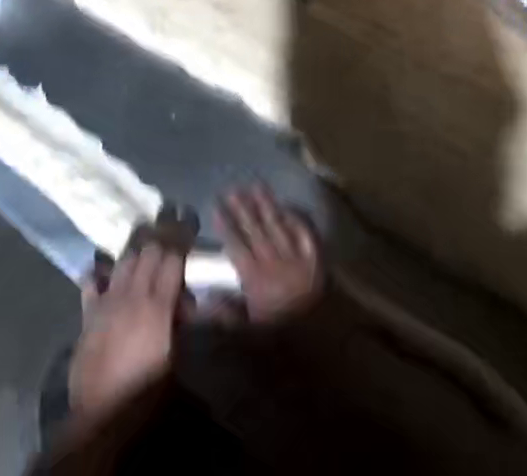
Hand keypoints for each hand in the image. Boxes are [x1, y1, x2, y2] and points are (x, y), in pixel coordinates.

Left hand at [68, 241, 184, 419]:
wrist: (104, 414)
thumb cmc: (148, 389)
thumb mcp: (178, 356)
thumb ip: (184, 323)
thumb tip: (188, 302)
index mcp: (157, 305)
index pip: (172, 259)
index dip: (182, 239)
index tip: (190, 224)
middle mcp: (131, 295)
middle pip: (147, 252)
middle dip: (161, 236)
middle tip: (171, 224)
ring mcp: (107, 302)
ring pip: (122, 261)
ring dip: (136, 249)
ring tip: (145, 237)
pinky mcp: (88, 315)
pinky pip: (92, 283)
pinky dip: (100, 272)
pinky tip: (103, 268)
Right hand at [217, 185, 321, 325]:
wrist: (321, 339)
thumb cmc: (279, 334)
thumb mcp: (248, 330)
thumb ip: (226, 311)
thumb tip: (206, 293)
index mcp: (256, 280)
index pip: (236, 246)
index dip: (226, 225)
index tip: (216, 207)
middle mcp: (274, 263)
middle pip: (255, 230)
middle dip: (242, 208)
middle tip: (232, 189)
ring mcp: (296, 258)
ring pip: (277, 226)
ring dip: (266, 205)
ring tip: (256, 186)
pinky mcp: (314, 257)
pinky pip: (304, 233)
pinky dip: (295, 218)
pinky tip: (286, 206)